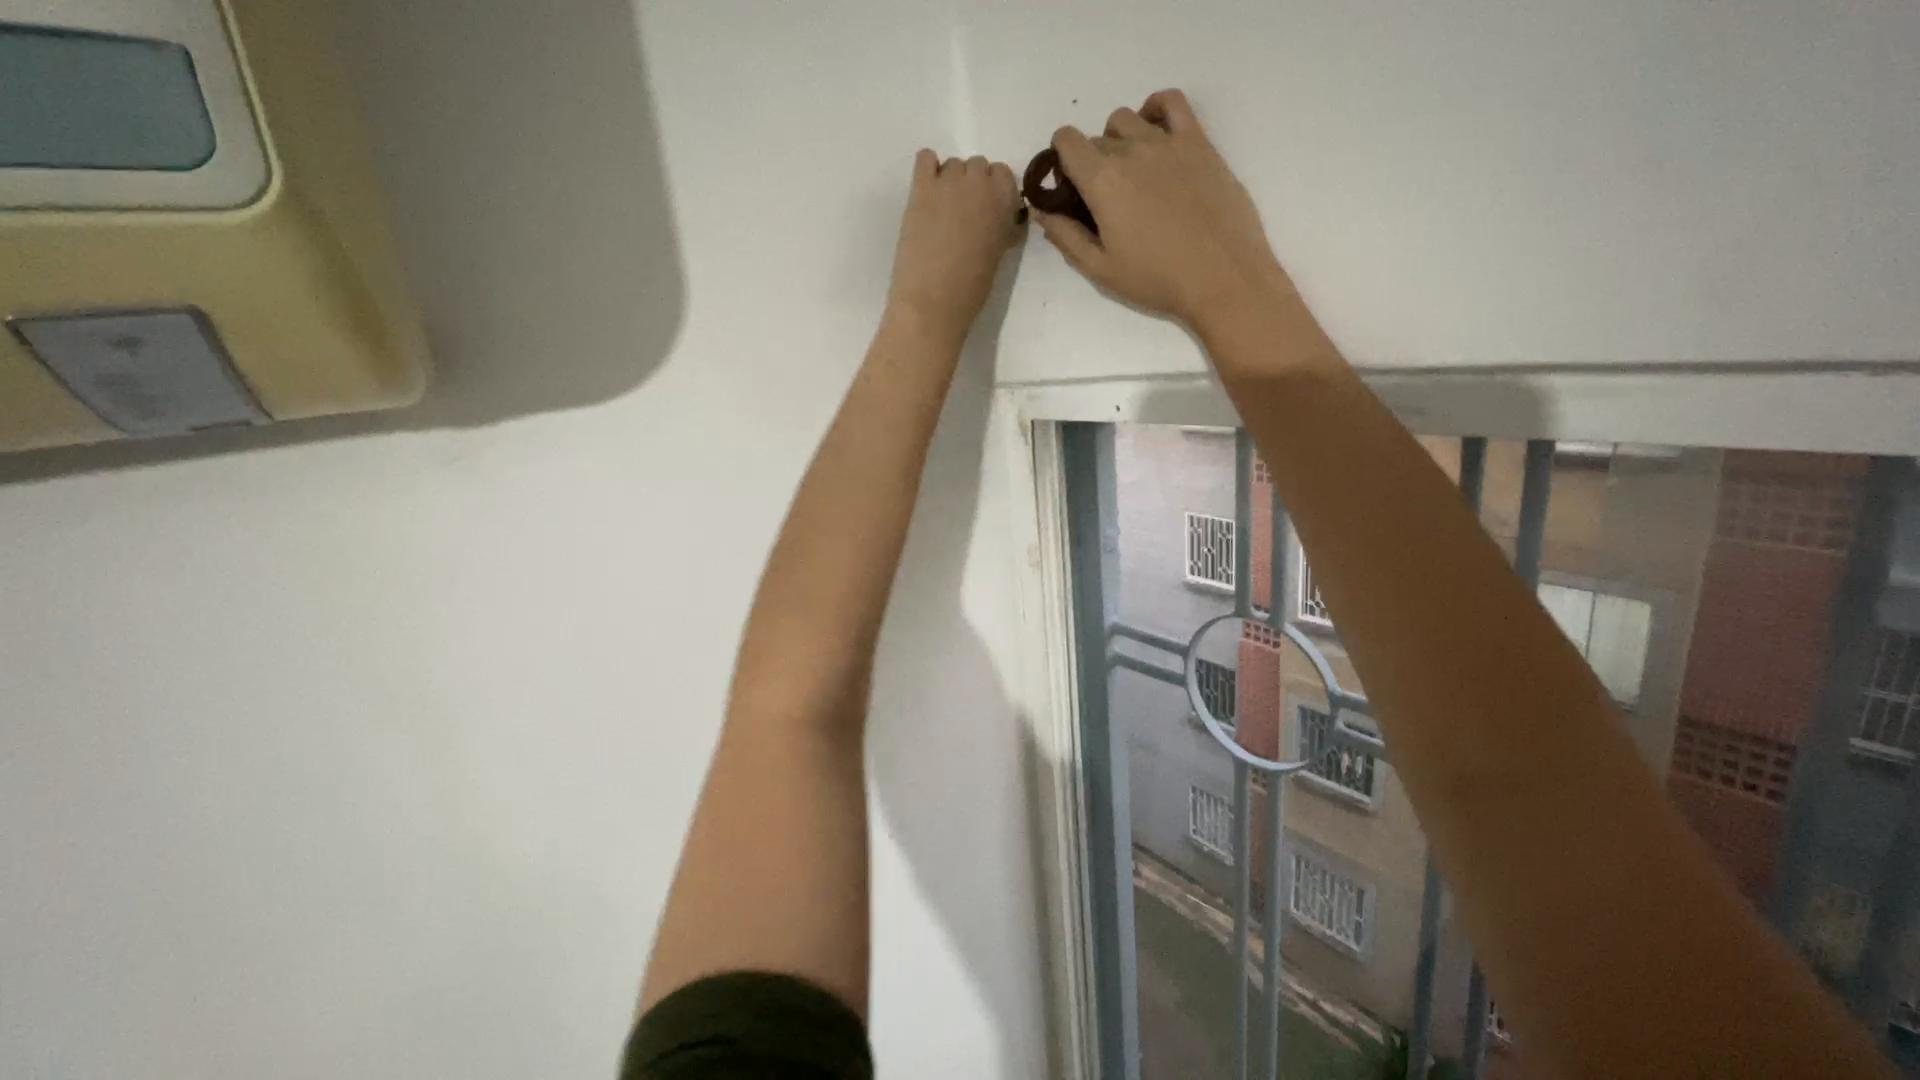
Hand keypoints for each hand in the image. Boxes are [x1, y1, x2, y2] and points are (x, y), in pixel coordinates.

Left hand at [885, 151, 1024, 343]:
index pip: (1003, 174)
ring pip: (952, 164)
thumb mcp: (1000, 253)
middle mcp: (980, 183)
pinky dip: (926, 168)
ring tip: (941, 210)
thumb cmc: (971, 286)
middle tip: (961, 212)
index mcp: (1005, 201)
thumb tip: (1003, 219)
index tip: (985, 209)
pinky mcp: (921, 188)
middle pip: (977, 165)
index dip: (993, 190)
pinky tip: (925, 191)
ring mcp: (949, 182)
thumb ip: (1003, 227)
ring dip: (949, 180)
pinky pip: (925, 158)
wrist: (933, 300)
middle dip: (971, 184)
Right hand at [1033, 90, 1287, 331]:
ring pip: (1127, 119)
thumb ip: (1065, 236)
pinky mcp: (1199, 143)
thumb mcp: (1100, 268)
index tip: (1070, 190)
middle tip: (1105, 201)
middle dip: (1091, 163)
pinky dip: (1156, 109)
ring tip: (1132, 173)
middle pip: (1096, 138)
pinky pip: (1172, 102)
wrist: (1224, 278)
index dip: (1060, 162)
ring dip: (1119, 140)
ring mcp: (1168, 142)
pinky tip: (1156, 134)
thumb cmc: (1157, 279)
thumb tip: (1042, 210)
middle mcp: (1132, 149)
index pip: (1065, 140)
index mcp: (1103, 179)